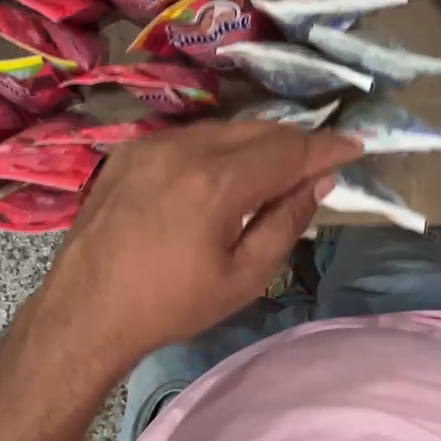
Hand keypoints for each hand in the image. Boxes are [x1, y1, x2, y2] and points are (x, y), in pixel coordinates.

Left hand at [28, 121, 362, 369]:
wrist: (85, 311)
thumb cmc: (171, 305)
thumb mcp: (244, 277)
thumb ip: (287, 222)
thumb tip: (319, 180)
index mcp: (216, 182)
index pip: (287, 150)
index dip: (326, 147)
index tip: (355, 145)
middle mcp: (184, 148)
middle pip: (258, 130)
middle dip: (294, 143)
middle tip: (319, 162)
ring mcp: (152, 144)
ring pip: (223, 129)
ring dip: (256, 144)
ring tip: (274, 169)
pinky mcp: (130, 149)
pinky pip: (189, 137)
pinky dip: (217, 148)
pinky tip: (222, 174)